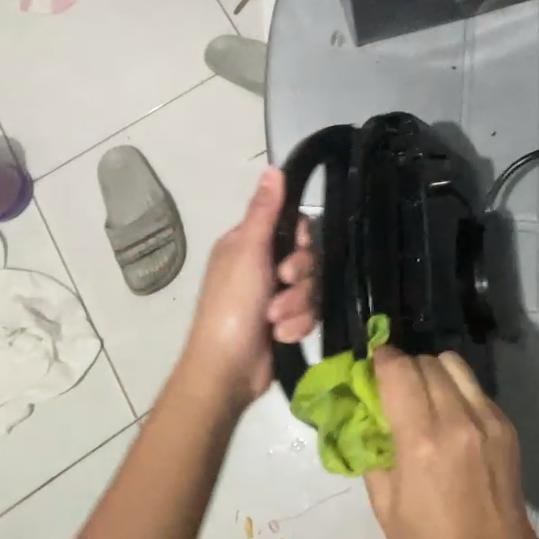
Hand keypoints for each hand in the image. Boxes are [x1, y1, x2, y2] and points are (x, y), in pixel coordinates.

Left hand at [179, 168, 316, 408]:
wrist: (226, 370)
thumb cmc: (231, 305)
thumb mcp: (247, 252)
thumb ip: (264, 211)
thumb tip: (273, 167)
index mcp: (248, 243)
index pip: (293, 225)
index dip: (303, 238)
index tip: (298, 249)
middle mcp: (262, 265)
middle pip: (308, 257)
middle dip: (300, 278)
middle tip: (283, 286)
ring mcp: (274, 296)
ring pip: (311, 287)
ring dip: (298, 306)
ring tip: (277, 322)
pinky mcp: (286, 323)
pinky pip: (310, 313)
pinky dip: (298, 325)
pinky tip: (282, 337)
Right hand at [364, 349, 538, 538]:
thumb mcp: (386, 504)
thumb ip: (372, 451)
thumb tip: (365, 414)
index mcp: (421, 442)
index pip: (399, 370)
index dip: (383, 358)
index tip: (374, 362)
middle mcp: (457, 420)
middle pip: (426, 361)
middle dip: (406, 367)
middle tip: (396, 387)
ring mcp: (487, 419)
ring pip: (454, 364)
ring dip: (434, 371)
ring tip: (425, 396)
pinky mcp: (506, 424)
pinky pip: (476, 388)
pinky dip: (458, 391)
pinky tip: (453, 417)